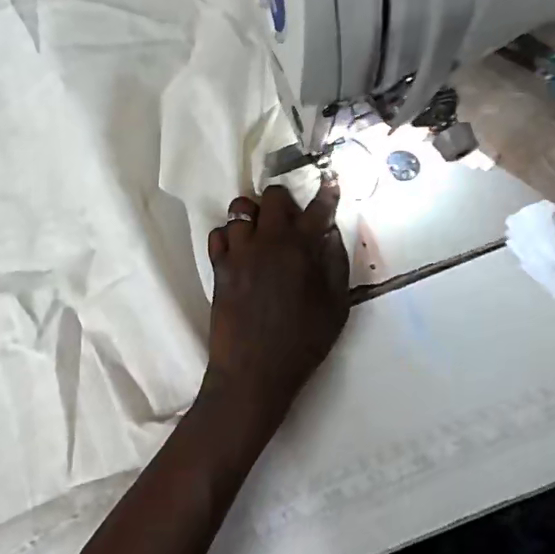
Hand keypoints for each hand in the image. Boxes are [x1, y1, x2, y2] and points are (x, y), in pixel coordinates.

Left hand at [201, 180, 350, 433]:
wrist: (253, 372)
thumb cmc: (302, 343)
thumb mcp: (336, 307)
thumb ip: (336, 264)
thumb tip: (330, 233)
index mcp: (301, 249)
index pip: (317, 208)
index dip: (327, 192)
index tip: (330, 181)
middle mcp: (268, 242)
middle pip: (272, 197)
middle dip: (285, 200)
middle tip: (292, 218)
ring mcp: (239, 252)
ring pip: (240, 210)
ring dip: (255, 216)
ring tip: (263, 234)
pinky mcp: (218, 267)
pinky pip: (219, 234)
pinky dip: (230, 235)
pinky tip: (241, 251)